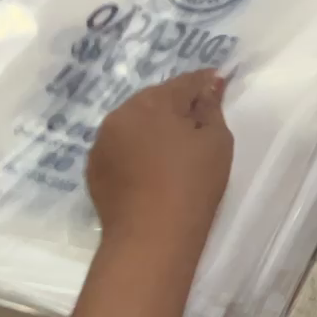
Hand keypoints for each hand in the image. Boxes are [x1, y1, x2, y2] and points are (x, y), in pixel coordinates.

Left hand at [86, 69, 233, 255]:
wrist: (151, 234)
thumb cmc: (193, 181)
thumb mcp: (216, 140)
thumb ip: (211, 106)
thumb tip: (211, 83)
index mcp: (152, 103)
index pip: (185, 81)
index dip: (207, 82)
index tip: (222, 85)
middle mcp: (120, 115)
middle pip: (157, 98)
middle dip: (179, 103)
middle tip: (202, 122)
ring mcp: (101, 141)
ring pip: (136, 120)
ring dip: (157, 125)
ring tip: (178, 145)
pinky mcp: (94, 166)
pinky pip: (123, 143)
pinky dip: (140, 145)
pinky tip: (156, 165)